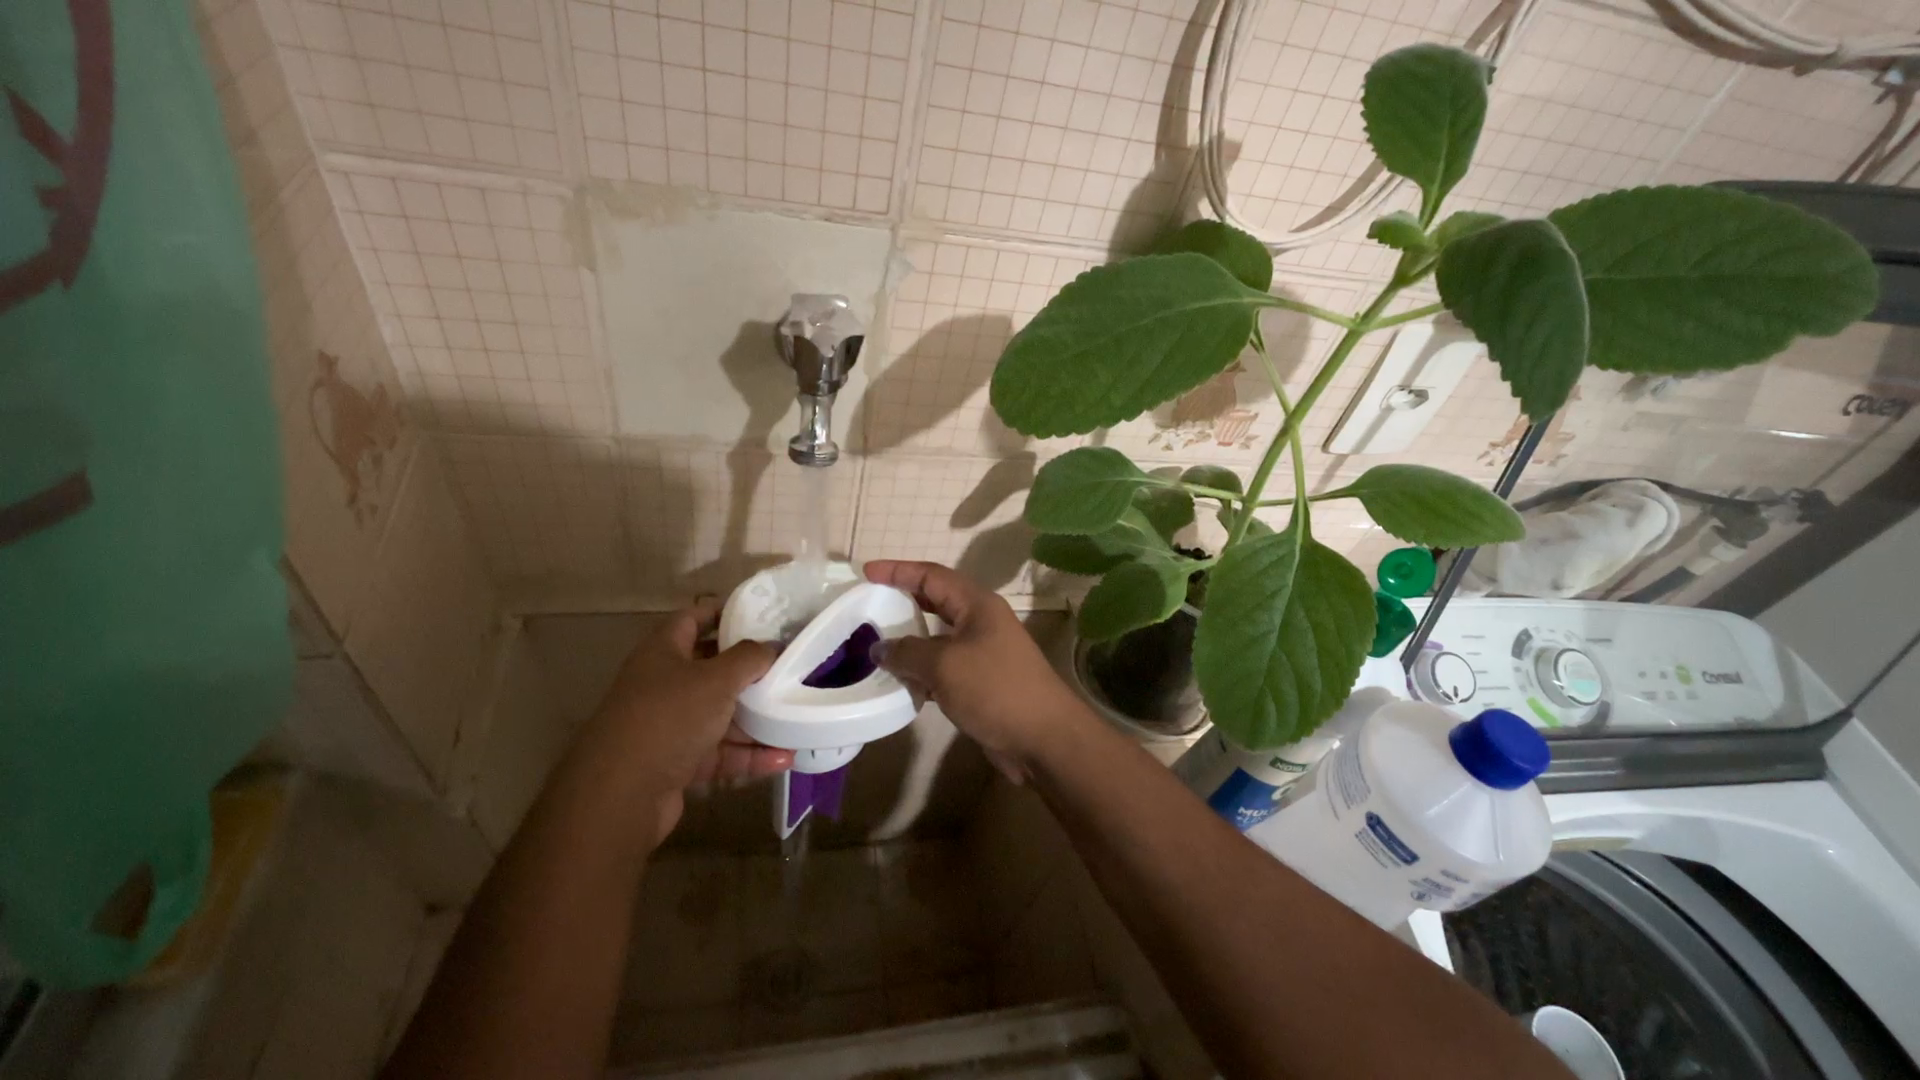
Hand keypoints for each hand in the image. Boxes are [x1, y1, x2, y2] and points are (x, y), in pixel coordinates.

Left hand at [579, 598, 789, 844]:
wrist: (622, 793)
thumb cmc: (669, 717)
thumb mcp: (715, 680)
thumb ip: (749, 658)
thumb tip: (772, 646)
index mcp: (663, 652)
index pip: (693, 619)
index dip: (725, 613)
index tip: (763, 614)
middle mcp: (663, 685)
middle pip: (712, 670)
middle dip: (750, 670)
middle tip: (790, 666)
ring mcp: (670, 726)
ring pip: (720, 716)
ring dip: (756, 720)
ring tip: (796, 718)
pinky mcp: (678, 763)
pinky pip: (720, 753)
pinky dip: (748, 755)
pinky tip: (783, 758)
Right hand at [863, 560, 1089, 781]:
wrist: (1043, 738)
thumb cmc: (995, 689)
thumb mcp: (944, 665)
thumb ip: (908, 652)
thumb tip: (880, 649)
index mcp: (977, 605)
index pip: (931, 576)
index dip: (898, 571)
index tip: (866, 572)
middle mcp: (981, 622)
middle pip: (935, 602)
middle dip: (902, 602)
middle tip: (867, 606)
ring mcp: (983, 653)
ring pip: (937, 638)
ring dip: (908, 641)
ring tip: (874, 645)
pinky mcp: (981, 683)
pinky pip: (943, 668)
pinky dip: (920, 671)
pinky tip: (898, 683)